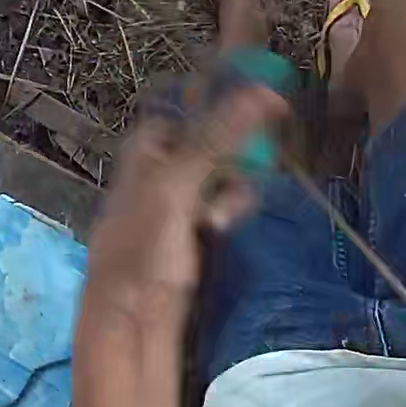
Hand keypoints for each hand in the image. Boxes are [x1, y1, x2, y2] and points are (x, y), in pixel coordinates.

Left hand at [83, 80, 285, 300]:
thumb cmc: (143, 244)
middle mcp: (167, 159)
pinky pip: (228, 198)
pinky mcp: (199, 219)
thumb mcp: (177, 185)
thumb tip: (264, 92)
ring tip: (219, 218)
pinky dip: (230, 209)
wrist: (133, 314)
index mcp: (151, 141)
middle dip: (239, 154)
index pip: (198, 99)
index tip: (272, 100)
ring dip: (235, 189)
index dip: (233, 96)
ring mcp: (184, 190)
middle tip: (250, 167)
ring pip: (231, 168)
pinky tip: (220, 227)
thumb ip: (218, 137)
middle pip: (222, 134)